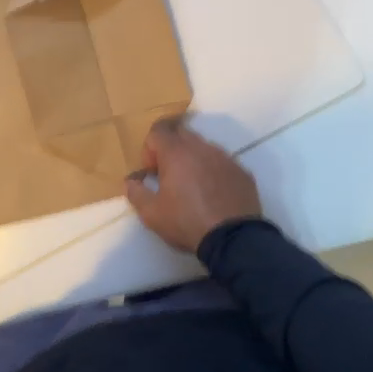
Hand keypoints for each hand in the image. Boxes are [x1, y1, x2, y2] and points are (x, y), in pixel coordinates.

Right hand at [124, 117, 262, 252]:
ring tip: (193, 187)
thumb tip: (130, 181)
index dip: (149, 149)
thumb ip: (135, 193)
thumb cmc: (186, 222)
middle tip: (168, 175)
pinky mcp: (242, 172)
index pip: (157, 131)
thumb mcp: (151, 213)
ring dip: (193, 160)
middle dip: (170, 149)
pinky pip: (222, 163)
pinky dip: (213, 172)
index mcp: (176, 153)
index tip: (151, 172)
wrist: (233, 239)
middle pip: (181, 134)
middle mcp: (202, 148)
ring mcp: (225, 158)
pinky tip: (214, 195)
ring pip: (203, 147)